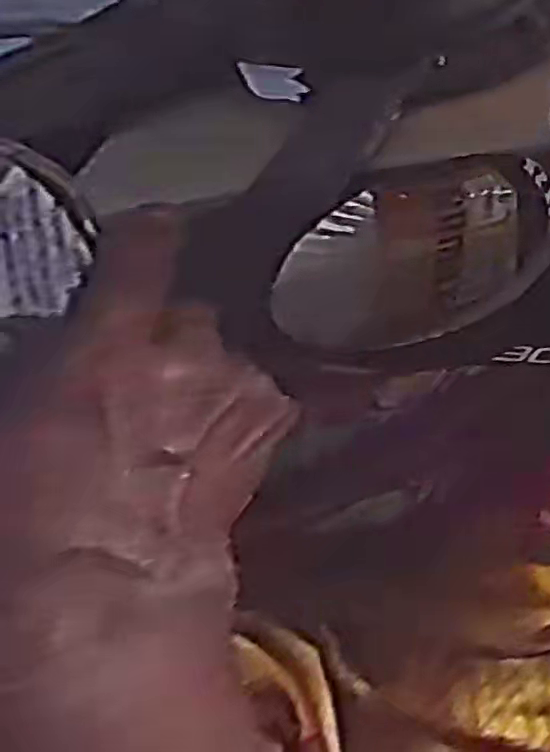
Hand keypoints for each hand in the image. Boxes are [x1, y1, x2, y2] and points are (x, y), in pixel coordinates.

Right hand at [0, 209, 296, 627]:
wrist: (112, 570)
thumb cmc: (27, 511)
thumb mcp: (10, 422)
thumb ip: (46, 365)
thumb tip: (53, 340)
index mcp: (108, 353)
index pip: (139, 271)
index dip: (149, 241)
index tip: (159, 219)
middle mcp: (195, 353)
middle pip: (191, 313)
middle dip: (166, 330)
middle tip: (138, 369)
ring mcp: (248, 380)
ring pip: (227, 351)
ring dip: (203, 367)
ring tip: (169, 417)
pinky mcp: (280, 408)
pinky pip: (255, 386)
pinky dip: (233, 399)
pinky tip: (204, 437)